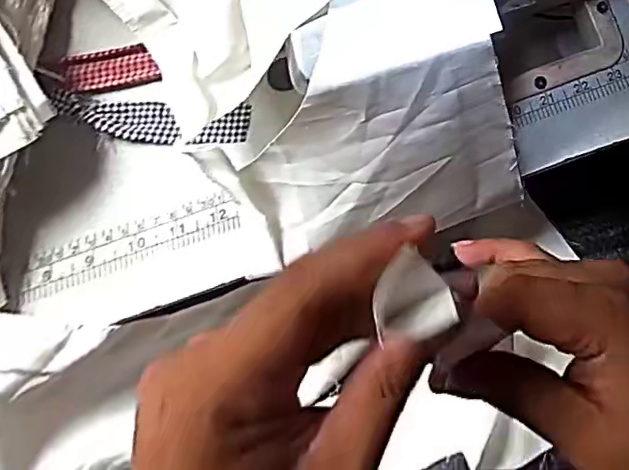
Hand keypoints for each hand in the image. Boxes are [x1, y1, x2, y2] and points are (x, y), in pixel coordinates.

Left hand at [135, 217, 435, 469]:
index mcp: (216, 382)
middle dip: (374, 279)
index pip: (306, 285)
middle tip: (432, 273)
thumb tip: (424, 327)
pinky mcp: (205, 383)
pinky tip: (369, 327)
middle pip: (302, 294)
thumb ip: (380, 395)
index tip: (420, 232)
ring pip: (292, 312)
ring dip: (356, 303)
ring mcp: (196, 371)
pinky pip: (277, 337)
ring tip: (414, 299)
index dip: (371, 250)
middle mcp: (196, 363)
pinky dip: (327, 331)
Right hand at [441, 239, 628, 469]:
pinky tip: (477, 288)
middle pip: (516, 271)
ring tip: (436, 302)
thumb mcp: (579, 434)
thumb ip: (512, 387)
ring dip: (482, 283)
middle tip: (419, 318)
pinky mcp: (598, 286)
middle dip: (466, 293)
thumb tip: (452, 367)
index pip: (513, 289)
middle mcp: (602, 279)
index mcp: (602, 309)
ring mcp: (602, 277)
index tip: (425, 328)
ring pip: (525, 264)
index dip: (464, 306)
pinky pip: (542, 272)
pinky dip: (506, 284)